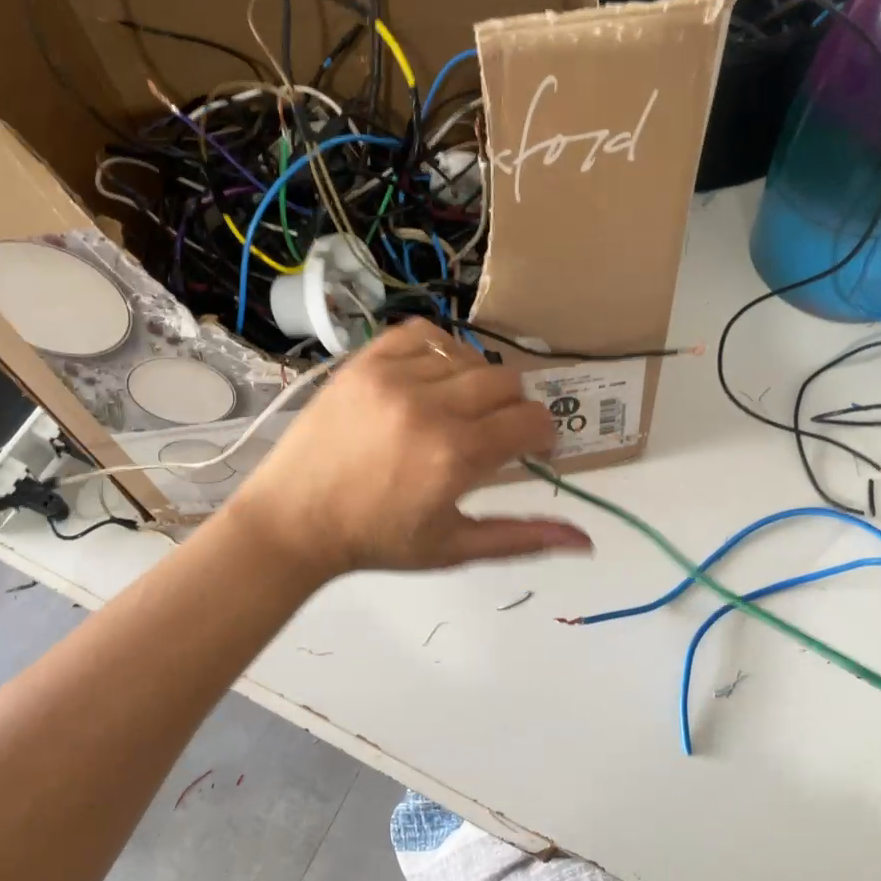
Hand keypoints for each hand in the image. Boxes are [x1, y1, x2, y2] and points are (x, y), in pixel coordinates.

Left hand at [223, 319, 592, 578]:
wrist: (294, 521)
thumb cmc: (377, 540)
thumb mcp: (454, 547)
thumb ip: (523, 537)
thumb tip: (586, 540)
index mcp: (456, 456)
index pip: (532, 420)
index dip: (543, 435)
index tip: (530, 449)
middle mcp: (430, 407)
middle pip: (507, 382)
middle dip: (513, 410)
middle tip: (492, 436)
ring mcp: (393, 377)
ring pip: (469, 358)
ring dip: (476, 384)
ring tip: (458, 411)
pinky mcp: (365, 362)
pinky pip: (423, 334)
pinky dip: (440, 352)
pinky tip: (434, 380)